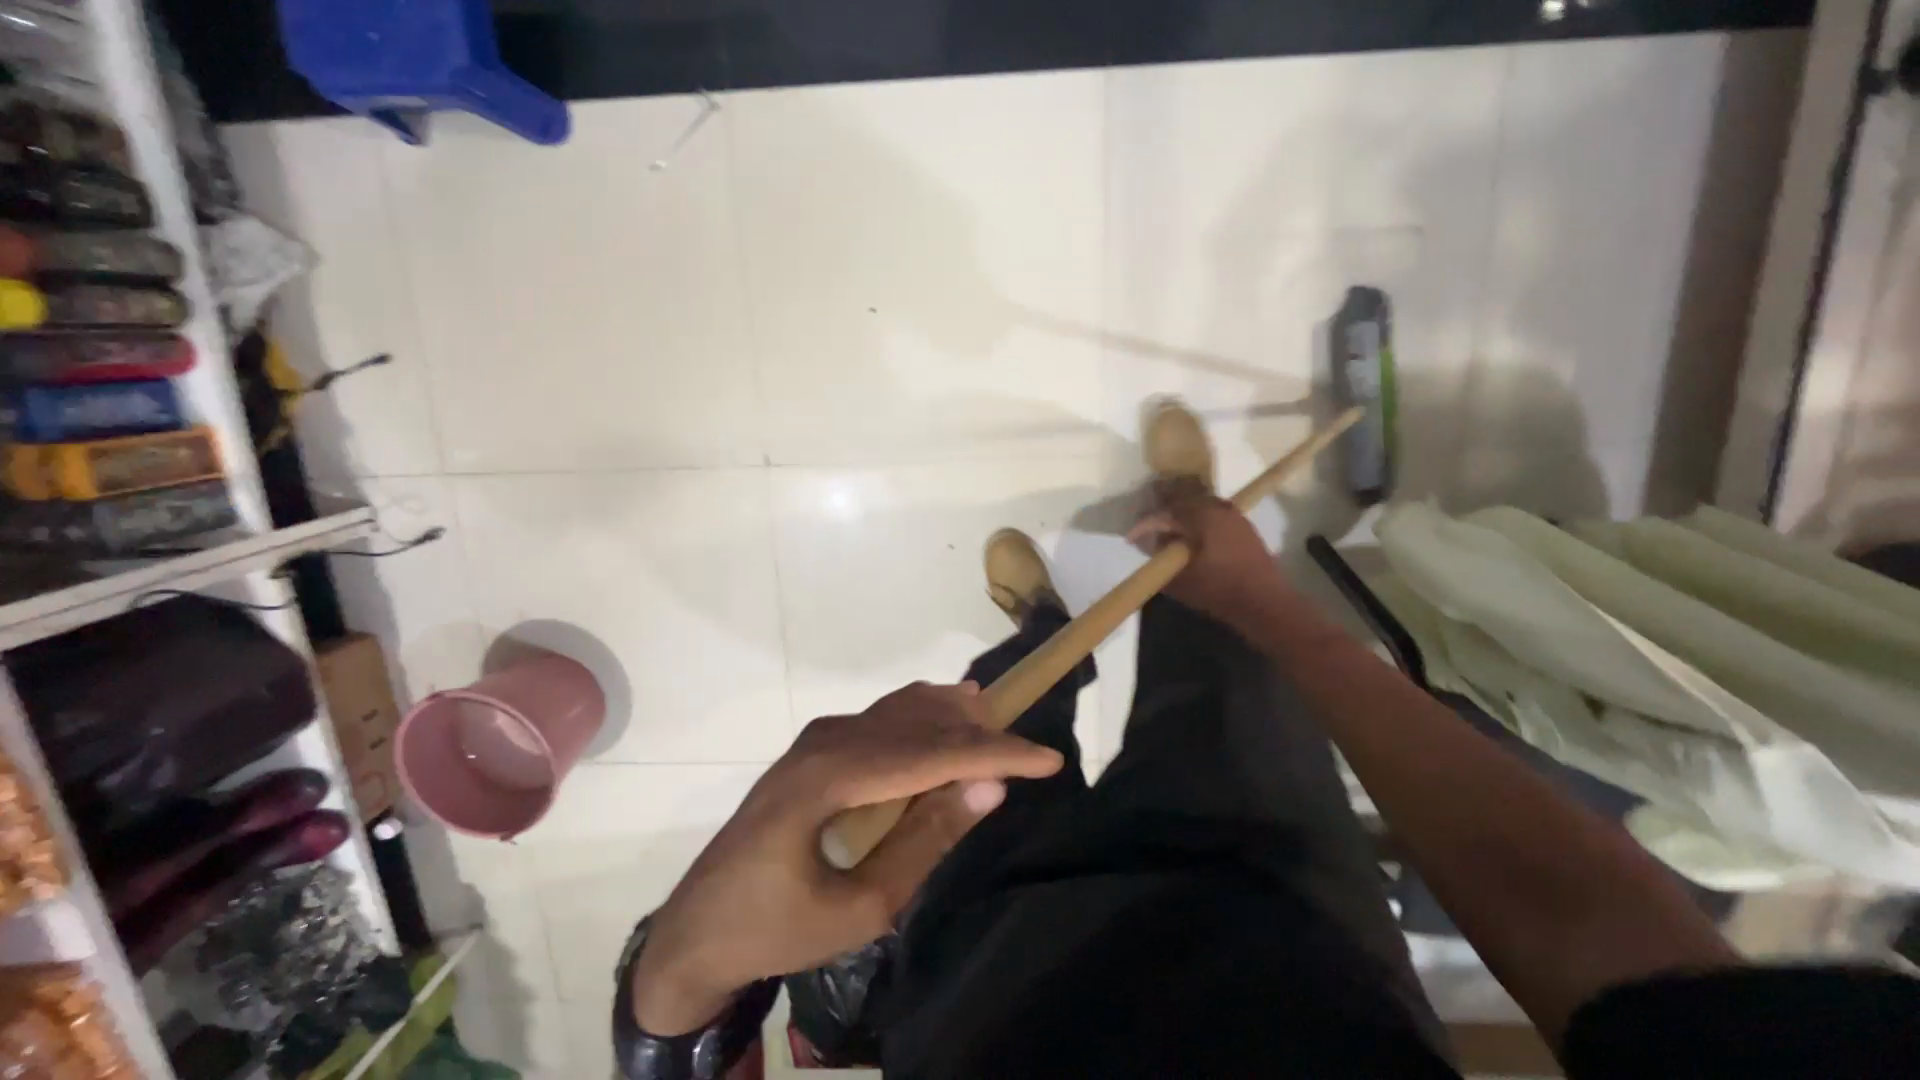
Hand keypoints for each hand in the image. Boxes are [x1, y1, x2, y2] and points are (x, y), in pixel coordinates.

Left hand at [630, 682, 1063, 1034]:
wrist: (699, 929)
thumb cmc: (780, 928)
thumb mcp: (864, 906)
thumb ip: (927, 842)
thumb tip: (987, 788)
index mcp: (829, 778)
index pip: (929, 754)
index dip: (993, 755)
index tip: (1047, 761)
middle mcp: (823, 742)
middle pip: (917, 724)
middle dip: (978, 734)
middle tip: (1030, 751)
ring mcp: (814, 741)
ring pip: (898, 713)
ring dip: (951, 720)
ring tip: (999, 725)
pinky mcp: (813, 749)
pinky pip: (880, 722)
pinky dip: (921, 722)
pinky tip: (946, 717)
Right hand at [1127, 476, 1294, 629]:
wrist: (1265, 602)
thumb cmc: (1219, 590)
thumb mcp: (1179, 579)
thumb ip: (1160, 558)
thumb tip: (1150, 545)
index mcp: (1200, 516)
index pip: (1164, 511)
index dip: (1144, 523)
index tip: (1130, 537)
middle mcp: (1218, 508)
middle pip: (1183, 498)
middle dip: (1163, 510)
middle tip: (1148, 525)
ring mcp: (1234, 516)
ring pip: (1201, 505)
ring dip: (1182, 514)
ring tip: (1168, 530)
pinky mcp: (1244, 527)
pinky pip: (1214, 514)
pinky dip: (1199, 520)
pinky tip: (1193, 537)